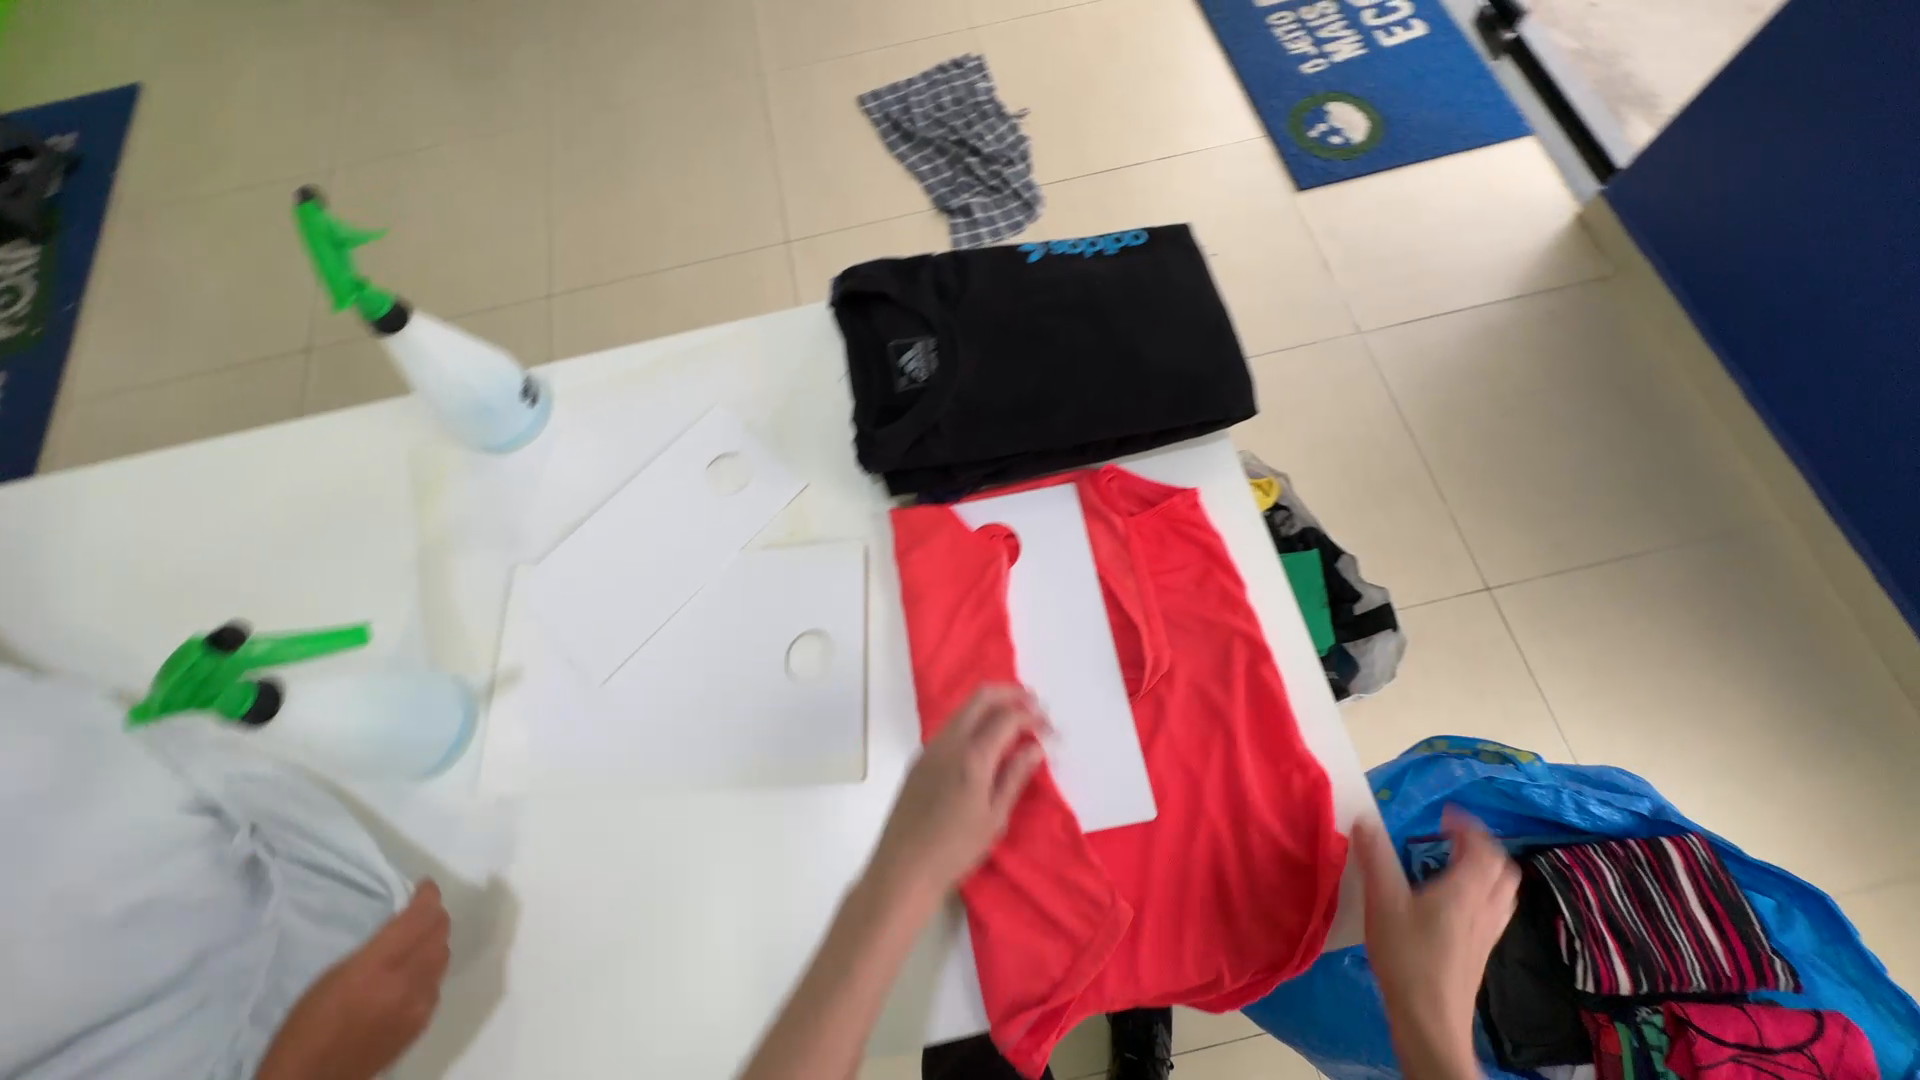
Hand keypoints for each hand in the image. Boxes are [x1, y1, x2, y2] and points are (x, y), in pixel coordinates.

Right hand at [257, 881, 452, 1079]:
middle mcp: (406, 982)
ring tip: (420, 939)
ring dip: (435, 942)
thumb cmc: (306, 1028)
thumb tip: (405, 927)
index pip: (419, 918)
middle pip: (440, 933)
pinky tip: (414, 974)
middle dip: (435, 916)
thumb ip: (375, 948)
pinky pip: (437, 984)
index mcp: (376, 967)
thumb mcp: (333, 976)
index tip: (426, 886)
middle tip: (423, 911)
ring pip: (443, 957)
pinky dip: (430, 972)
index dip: (428, 896)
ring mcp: (419, 1004)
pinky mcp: (423, 1022)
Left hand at [869, 684, 1049, 899]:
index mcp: (972, 756)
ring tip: (1016, 723)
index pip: (1008, 718)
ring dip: (991, 707)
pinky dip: (973, 723)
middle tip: (1035, 707)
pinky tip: (987, 743)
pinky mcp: (919, 759)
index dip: (1034, 718)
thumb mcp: (995, 818)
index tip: (1051, 729)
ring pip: (963, 709)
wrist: (902, 868)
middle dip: (1012, 695)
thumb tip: (1036, 748)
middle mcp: (948, 742)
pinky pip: (951, 727)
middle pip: (981, 697)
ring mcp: (930, 748)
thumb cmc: (955, 850)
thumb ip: (1015, 777)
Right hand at [1357, 807, 1517, 1079]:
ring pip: (1501, 891)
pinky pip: (1493, 909)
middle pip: (1502, 869)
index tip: (1444, 815)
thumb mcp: (1383, 901)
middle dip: (1480, 847)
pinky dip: (1480, 893)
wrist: (1430, 1020)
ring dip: (1484, 870)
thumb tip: (1365, 820)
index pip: (1482, 848)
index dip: (1468, 826)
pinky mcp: (1482, 951)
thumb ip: (1375, 857)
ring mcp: (1489, 932)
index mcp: (1466, 890)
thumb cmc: (1407, 956)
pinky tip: (1452, 902)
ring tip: (1452, 864)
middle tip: (1450, 837)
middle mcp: (1486, 908)